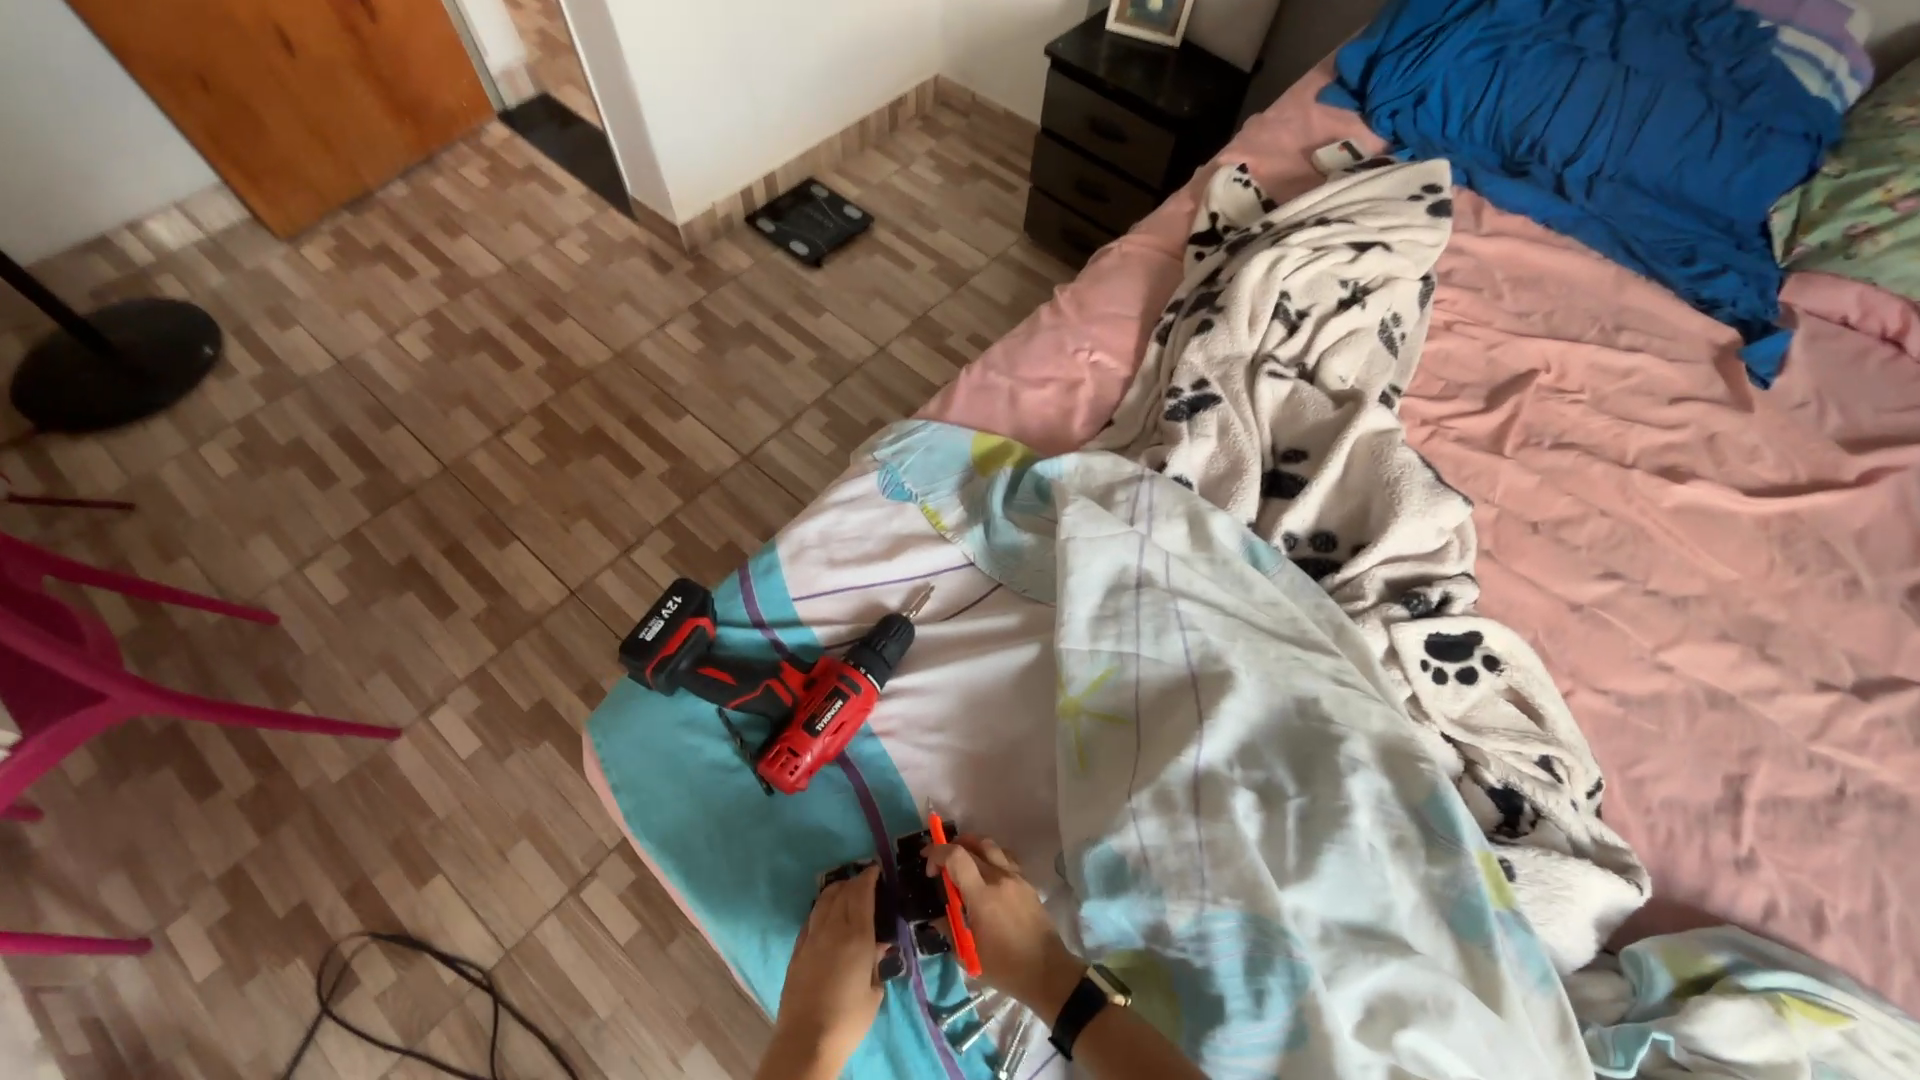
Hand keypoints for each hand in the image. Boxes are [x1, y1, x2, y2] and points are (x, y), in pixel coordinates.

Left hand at [766, 865, 887, 1075]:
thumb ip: (877, 963)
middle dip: (854, 881)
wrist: (807, 1040)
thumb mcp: (874, 992)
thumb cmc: (848, 1019)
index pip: (862, 894)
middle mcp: (832, 929)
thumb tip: (879, 946)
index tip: (875, 869)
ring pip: (823, 901)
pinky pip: (810, 919)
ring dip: (835, 890)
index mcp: (857, 936)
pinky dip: (821, 908)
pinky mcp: (797, 951)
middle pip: (842, 892)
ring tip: (845, 889)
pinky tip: (826, 913)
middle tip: (864, 879)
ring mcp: (811, 939)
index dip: (868, 877)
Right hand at [925, 836, 1082, 1017]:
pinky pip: (1005, 857)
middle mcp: (999, 878)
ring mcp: (1016, 877)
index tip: (927, 864)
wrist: (1047, 971)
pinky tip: (985, 872)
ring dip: (971, 846)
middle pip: (971, 845)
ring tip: (961, 860)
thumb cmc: (1005, 967)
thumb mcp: (968, 955)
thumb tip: (937, 918)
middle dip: (950, 849)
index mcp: (982, 896)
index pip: (956, 857)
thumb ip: (949, 930)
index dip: (937, 853)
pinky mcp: (1027, 882)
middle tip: (939, 866)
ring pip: (990, 845)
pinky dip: (990, 855)